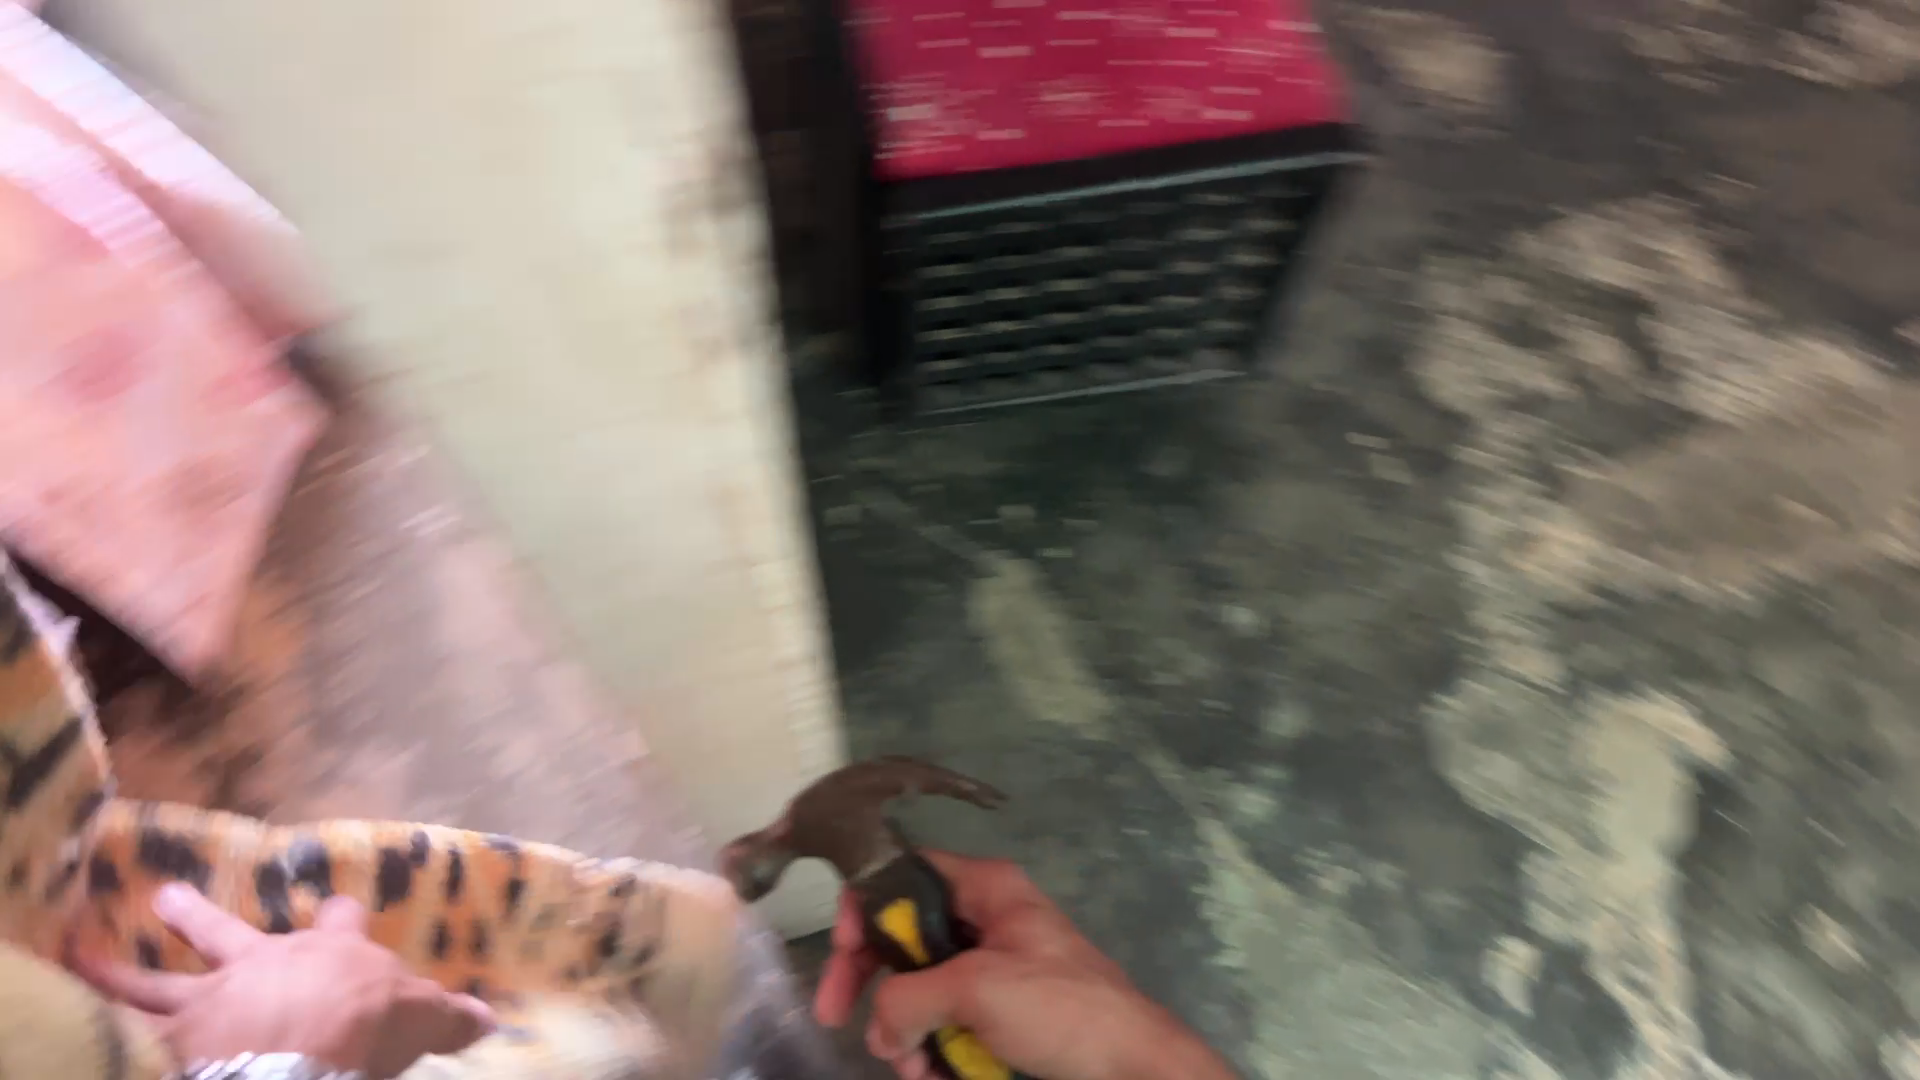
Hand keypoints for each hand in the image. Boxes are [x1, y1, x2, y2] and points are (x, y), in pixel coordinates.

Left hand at [73, 883, 495, 1079]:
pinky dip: (90, 1013)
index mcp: (335, 952)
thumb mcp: (424, 1020)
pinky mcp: (176, 1030)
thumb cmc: (370, 1025)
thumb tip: (492, 1018)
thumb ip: (452, 1017)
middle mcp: (273, 959)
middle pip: (232, 929)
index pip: (341, 920)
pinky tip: (58, 1012)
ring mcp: (219, 992)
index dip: (341, 916)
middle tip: (169, 895)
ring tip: (79, 950)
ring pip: (161, 972)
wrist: (308, 1056)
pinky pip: (123, 1021)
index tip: (341, 910)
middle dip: (200, 914)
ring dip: (122, 963)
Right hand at [813, 851, 1235, 1079]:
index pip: (908, 871)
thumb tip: (878, 1028)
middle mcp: (983, 914)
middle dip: (877, 981)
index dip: (868, 902)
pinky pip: (947, 1015)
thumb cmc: (1058, 1004)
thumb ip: (911, 997)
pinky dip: (932, 1044)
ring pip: (923, 983)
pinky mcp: (999, 1006)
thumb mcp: (978, 989)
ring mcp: (991, 962)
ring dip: (904, 1027)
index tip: (844, 949)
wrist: (1131, 1064)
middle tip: (839, 1018)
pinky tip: (932, 1073)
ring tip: (911, 1068)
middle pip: (907, 932)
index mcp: (985, 886)